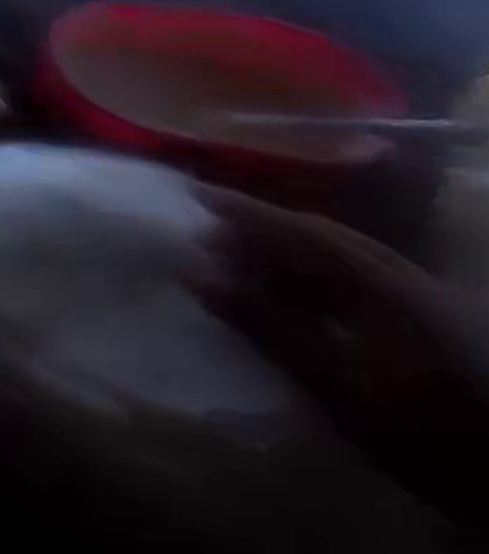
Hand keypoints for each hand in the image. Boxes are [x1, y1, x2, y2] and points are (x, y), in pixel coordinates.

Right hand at [193, 185, 488, 528]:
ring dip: (286, 261)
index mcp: (398, 296)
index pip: (310, 235)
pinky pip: (363, 284)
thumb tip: (194, 275)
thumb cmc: (427, 441)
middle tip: (204, 243)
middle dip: (263, 235)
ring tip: (234, 272)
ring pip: (346, 262)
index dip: (249, 211)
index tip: (194, 194)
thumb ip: (265, 327)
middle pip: (330, 242)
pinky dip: (314, 282)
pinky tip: (284, 300)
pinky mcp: (441, 326)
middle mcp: (422, 288)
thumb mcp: (337, 389)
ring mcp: (437, 307)